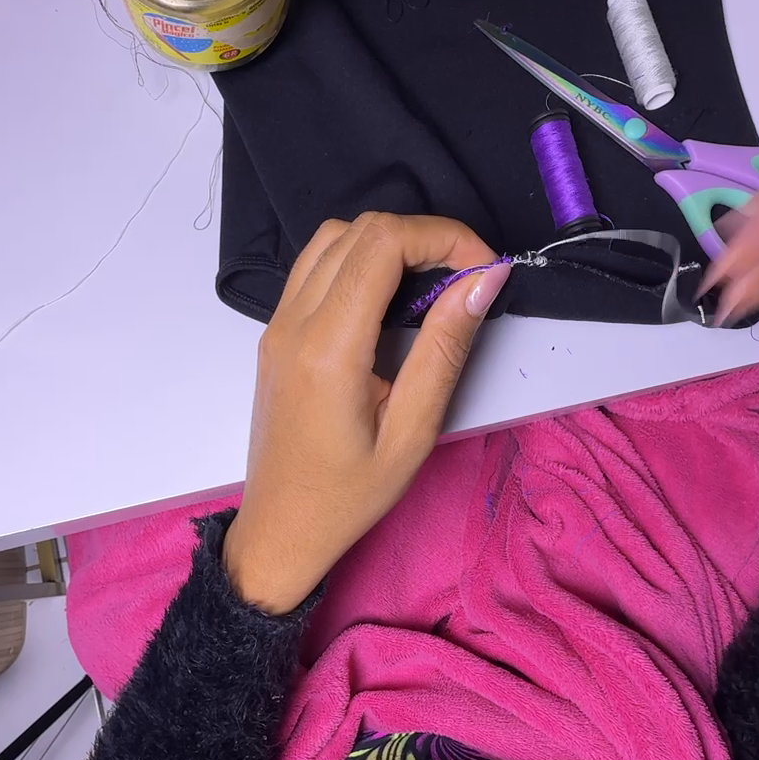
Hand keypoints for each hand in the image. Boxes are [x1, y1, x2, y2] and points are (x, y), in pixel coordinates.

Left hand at [224, 213, 508, 611]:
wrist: (281, 529)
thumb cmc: (349, 495)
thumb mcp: (412, 430)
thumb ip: (446, 348)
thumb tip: (484, 278)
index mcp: (328, 348)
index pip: (382, 243)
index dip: (443, 237)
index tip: (483, 270)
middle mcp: (292, 323)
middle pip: (358, 230)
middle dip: (421, 236)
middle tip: (464, 278)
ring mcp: (276, 325)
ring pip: (331, 240)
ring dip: (386, 244)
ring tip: (429, 285)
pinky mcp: (274, 335)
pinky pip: (314, 269)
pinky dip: (357, 262)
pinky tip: (387, 301)